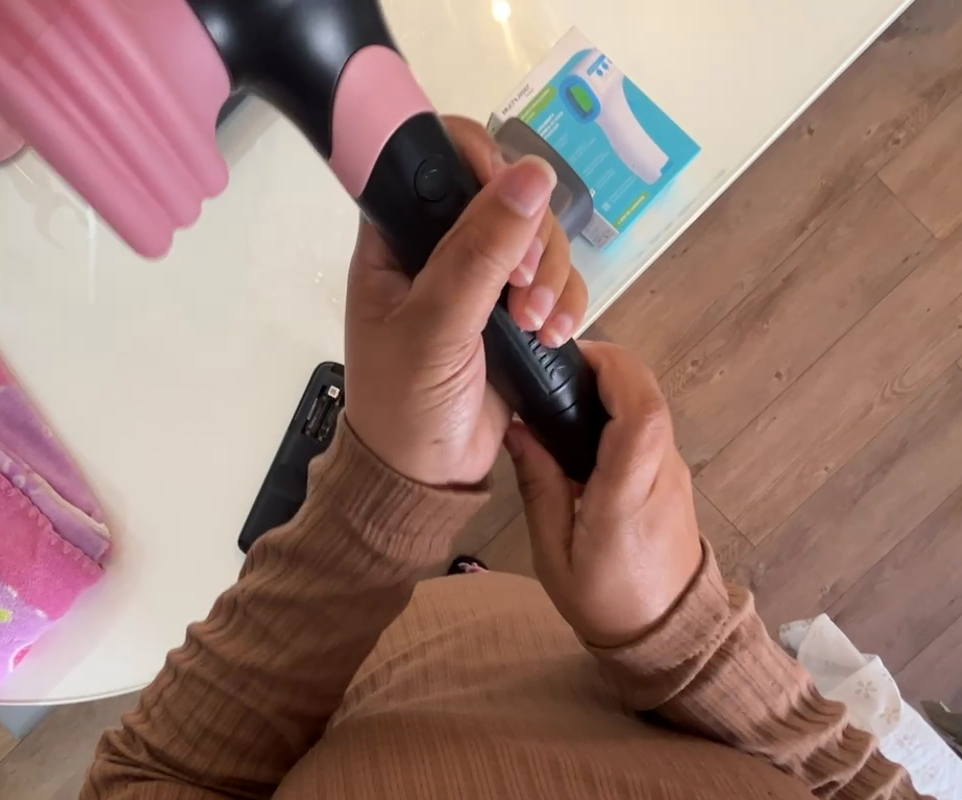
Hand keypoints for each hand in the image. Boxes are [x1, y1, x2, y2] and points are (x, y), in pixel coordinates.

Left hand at [343, 116, 588, 487]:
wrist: (428, 475)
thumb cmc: (405, 404)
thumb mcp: (434, 327)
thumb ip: (478, 253)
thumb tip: (532, 175)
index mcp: (395, 244)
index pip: (435, 162)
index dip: (477, 162)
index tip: (507, 198)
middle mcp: (437, 253)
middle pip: (503, 198)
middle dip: (528, 240)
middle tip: (520, 291)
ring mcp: (479, 284)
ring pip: (537, 240)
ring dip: (551, 277)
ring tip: (536, 326)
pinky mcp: (512, 315)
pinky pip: (556, 284)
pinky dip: (566, 303)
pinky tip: (553, 335)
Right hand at [507, 342, 703, 647]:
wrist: (669, 636)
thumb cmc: (603, 600)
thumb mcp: (553, 554)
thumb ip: (539, 489)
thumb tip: (520, 431)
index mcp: (626, 495)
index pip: (640, 412)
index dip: (613, 371)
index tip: (572, 356)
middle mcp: (661, 474)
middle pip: (648, 399)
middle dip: (607, 370)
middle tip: (557, 371)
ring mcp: (675, 475)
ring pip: (651, 411)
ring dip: (613, 391)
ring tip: (562, 400)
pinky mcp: (675, 480)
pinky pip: (650, 432)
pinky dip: (620, 416)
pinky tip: (583, 433)